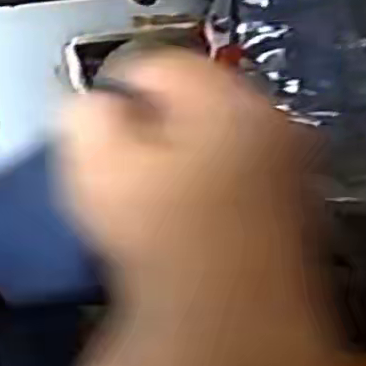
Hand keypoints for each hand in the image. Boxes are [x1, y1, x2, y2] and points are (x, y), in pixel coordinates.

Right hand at [59, 51, 318, 311]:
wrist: (221, 304)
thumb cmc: (152, 223)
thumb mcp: (93, 157)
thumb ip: (81, 114)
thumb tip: (84, 103)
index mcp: (223, 101)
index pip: (154, 61)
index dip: (105, 81)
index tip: (79, 116)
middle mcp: (269, 122)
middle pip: (186, 98)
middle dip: (138, 119)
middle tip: (101, 153)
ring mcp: (286, 166)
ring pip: (206, 137)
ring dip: (164, 152)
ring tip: (129, 186)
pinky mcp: (283, 207)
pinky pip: (224, 172)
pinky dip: (190, 182)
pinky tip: (164, 213)